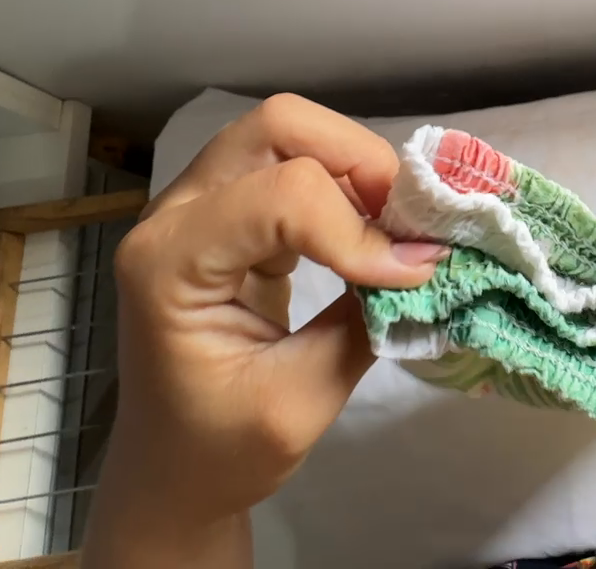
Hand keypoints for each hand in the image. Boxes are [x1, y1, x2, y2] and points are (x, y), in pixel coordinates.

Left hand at [83, 95, 446, 568]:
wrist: (172, 470)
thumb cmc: (219, 451)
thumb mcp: (299, 404)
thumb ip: (364, 323)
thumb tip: (426, 260)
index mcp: (170, 262)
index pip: (281, 196)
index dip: (358, 229)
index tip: (410, 276)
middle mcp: (176, 211)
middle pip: (279, 126)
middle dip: (359, 160)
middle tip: (402, 221)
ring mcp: (199, 200)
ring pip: (291, 130)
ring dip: (356, 165)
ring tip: (391, 224)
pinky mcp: (230, 205)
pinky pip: (295, 157)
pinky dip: (346, 179)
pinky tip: (369, 226)